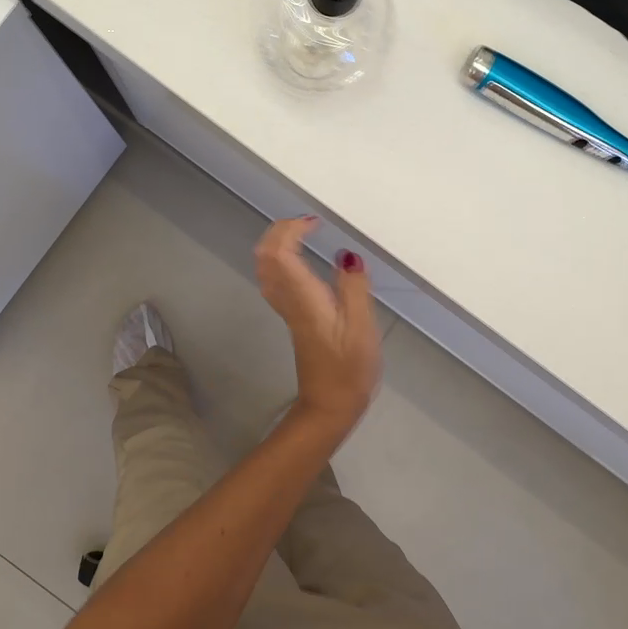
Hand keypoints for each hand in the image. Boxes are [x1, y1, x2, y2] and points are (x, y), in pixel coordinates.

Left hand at [253, 217, 380, 434]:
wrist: (329, 406)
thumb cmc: (349, 369)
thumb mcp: (361, 327)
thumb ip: (354, 287)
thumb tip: (346, 254)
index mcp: (303, 297)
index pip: (279, 252)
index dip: (290, 230)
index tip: (315, 223)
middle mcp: (289, 300)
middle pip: (266, 257)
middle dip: (279, 231)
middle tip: (307, 222)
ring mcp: (288, 311)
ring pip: (267, 269)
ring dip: (278, 245)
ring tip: (303, 234)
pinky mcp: (294, 319)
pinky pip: (275, 280)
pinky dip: (281, 261)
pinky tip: (301, 262)